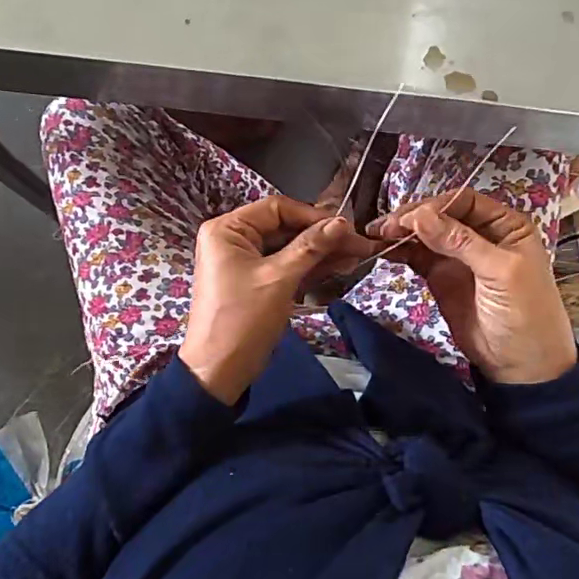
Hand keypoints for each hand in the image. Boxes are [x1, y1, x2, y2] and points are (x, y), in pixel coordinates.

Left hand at [178, 196, 376, 403]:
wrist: (218, 369)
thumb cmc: (243, 319)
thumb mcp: (280, 279)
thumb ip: (311, 247)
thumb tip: (341, 223)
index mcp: (226, 230)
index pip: (276, 208)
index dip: (313, 215)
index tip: (347, 227)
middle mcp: (230, 239)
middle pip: (282, 227)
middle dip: (320, 236)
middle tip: (359, 244)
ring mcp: (240, 261)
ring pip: (286, 248)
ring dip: (319, 252)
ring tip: (356, 255)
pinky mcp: (252, 282)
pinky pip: (282, 266)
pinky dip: (307, 267)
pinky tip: (338, 267)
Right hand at [367, 189, 576, 384]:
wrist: (520, 364)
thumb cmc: (525, 314)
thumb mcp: (500, 273)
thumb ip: (460, 242)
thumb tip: (419, 215)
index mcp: (505, 226)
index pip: (464, 202)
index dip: (435, 206)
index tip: (408, 219)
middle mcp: (479, 235)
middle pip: (438, 215)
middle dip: (411, 218)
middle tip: (385, 228)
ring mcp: (456, 256)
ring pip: (423, 234)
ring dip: (399, 233)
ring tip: (375, 236)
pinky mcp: (438, 275)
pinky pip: (415, 255)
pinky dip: (397, 251)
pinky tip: (381, 249)